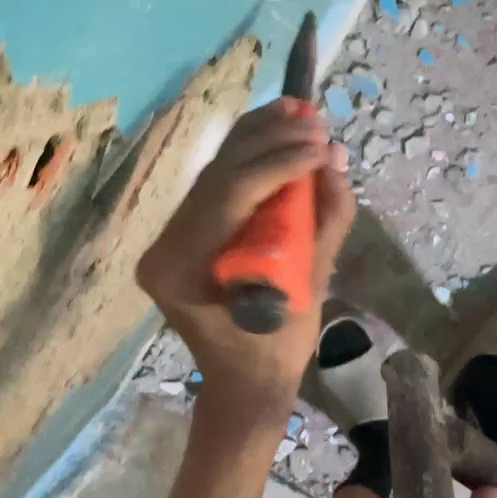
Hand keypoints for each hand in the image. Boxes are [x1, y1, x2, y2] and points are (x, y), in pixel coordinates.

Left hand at [135, 100, 353, 404]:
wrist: (242, 384)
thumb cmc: (276, 351)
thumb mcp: (309, 287)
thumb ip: (324, 221)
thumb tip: (333, 160)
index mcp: (182, 268)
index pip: (230, 195)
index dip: (279, 163)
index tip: (322, 145)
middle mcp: (162, 247)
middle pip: (217, 175)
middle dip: (269, 141)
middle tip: (315, 121)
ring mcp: (166, 240)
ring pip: (213, 173)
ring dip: (256, 139)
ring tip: (298, 113)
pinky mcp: (179, 237)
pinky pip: (213, 188)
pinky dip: (246, 159)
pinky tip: (275, 133)